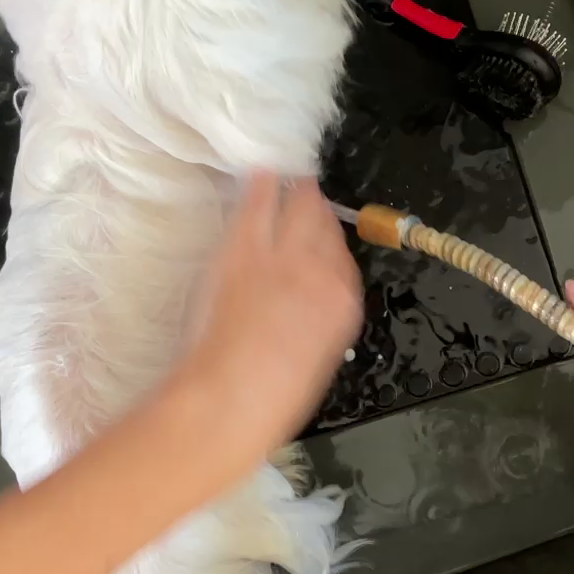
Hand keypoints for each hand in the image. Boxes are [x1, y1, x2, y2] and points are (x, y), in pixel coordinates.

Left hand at [167, 174, 362, 461]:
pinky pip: (256, 208)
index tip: (325, 241)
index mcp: (343, 307)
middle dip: (320, 209)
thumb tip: (310, 308)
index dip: (333, 247)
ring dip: (297, 192)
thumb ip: (318, 324)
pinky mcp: (241, 249)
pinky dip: (262, 188)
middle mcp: (320, 272)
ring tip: (295, 178)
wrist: (228, 399)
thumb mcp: (315, 362)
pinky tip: (262, 174)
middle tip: (312, 195)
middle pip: (325, 226)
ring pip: (297, 209)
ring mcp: (280, 256)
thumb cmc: (274, 398)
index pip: (345, 262)